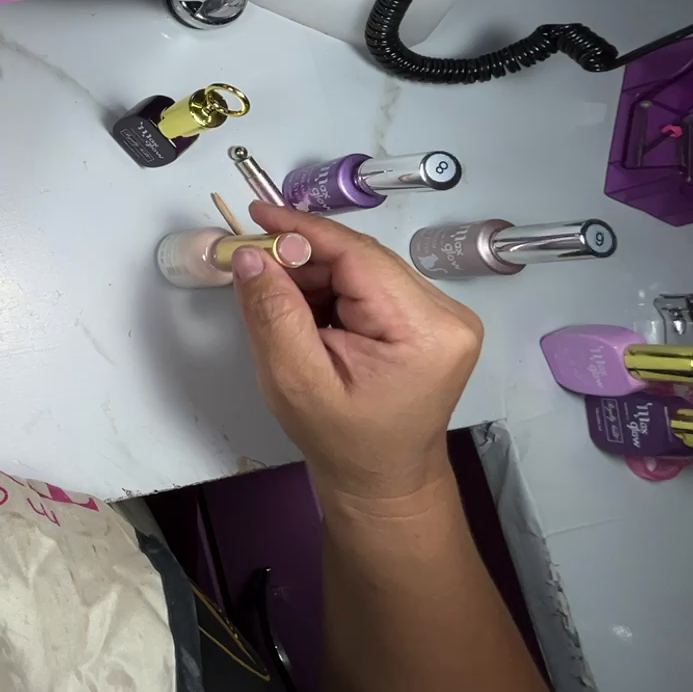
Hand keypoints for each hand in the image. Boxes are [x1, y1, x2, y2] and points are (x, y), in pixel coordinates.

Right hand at [230, 203, 484, 513]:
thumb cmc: (340, 436)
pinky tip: (299, 310)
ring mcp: (437, 315)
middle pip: (357, 257)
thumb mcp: (293, 376)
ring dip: (307, 274)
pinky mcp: (421, 319)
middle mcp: (444, 313)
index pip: (357, 255)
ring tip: (273, 301)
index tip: (254, 214)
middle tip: (248, 265)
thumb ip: (271, 312)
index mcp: (425, 329)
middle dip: (298, 256)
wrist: (379, 476)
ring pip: (355, 267)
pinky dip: (322, 288)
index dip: (303, 229)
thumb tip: (248, 254)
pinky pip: (361, 283)